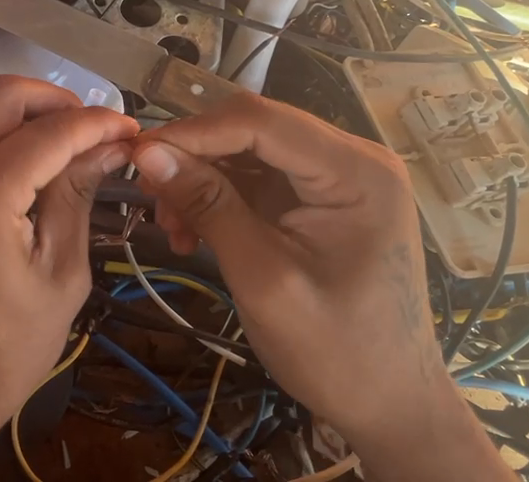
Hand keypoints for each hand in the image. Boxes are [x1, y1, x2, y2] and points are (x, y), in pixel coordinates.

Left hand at [0, 75, 136, 481]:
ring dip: (17, 102)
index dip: (97, 123)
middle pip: (5, 94)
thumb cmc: (3, 347)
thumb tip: (109, 146)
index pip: (52, 131)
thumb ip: (78, 195)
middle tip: (93, 129)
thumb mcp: (60, 274)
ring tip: (57, 132)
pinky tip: (15, 144)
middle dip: (56, 100)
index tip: (130, 127)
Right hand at [130, 95, 510, 480]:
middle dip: (193, 155)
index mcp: (357, 172)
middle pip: (250, 127)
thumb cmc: (336, 351)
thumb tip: (146, 152)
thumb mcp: (263, 278)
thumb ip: (208, 206)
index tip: (137, 157)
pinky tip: (192, 231)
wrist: (390, 407)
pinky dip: (215, 195)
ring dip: (198, 178)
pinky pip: (253, 174)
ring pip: (243, 148)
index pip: (259, 121)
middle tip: (148, 193)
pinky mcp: (316, 196)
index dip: (193, 131)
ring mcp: (334, 176)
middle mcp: (351, 158)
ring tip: (171, 224)